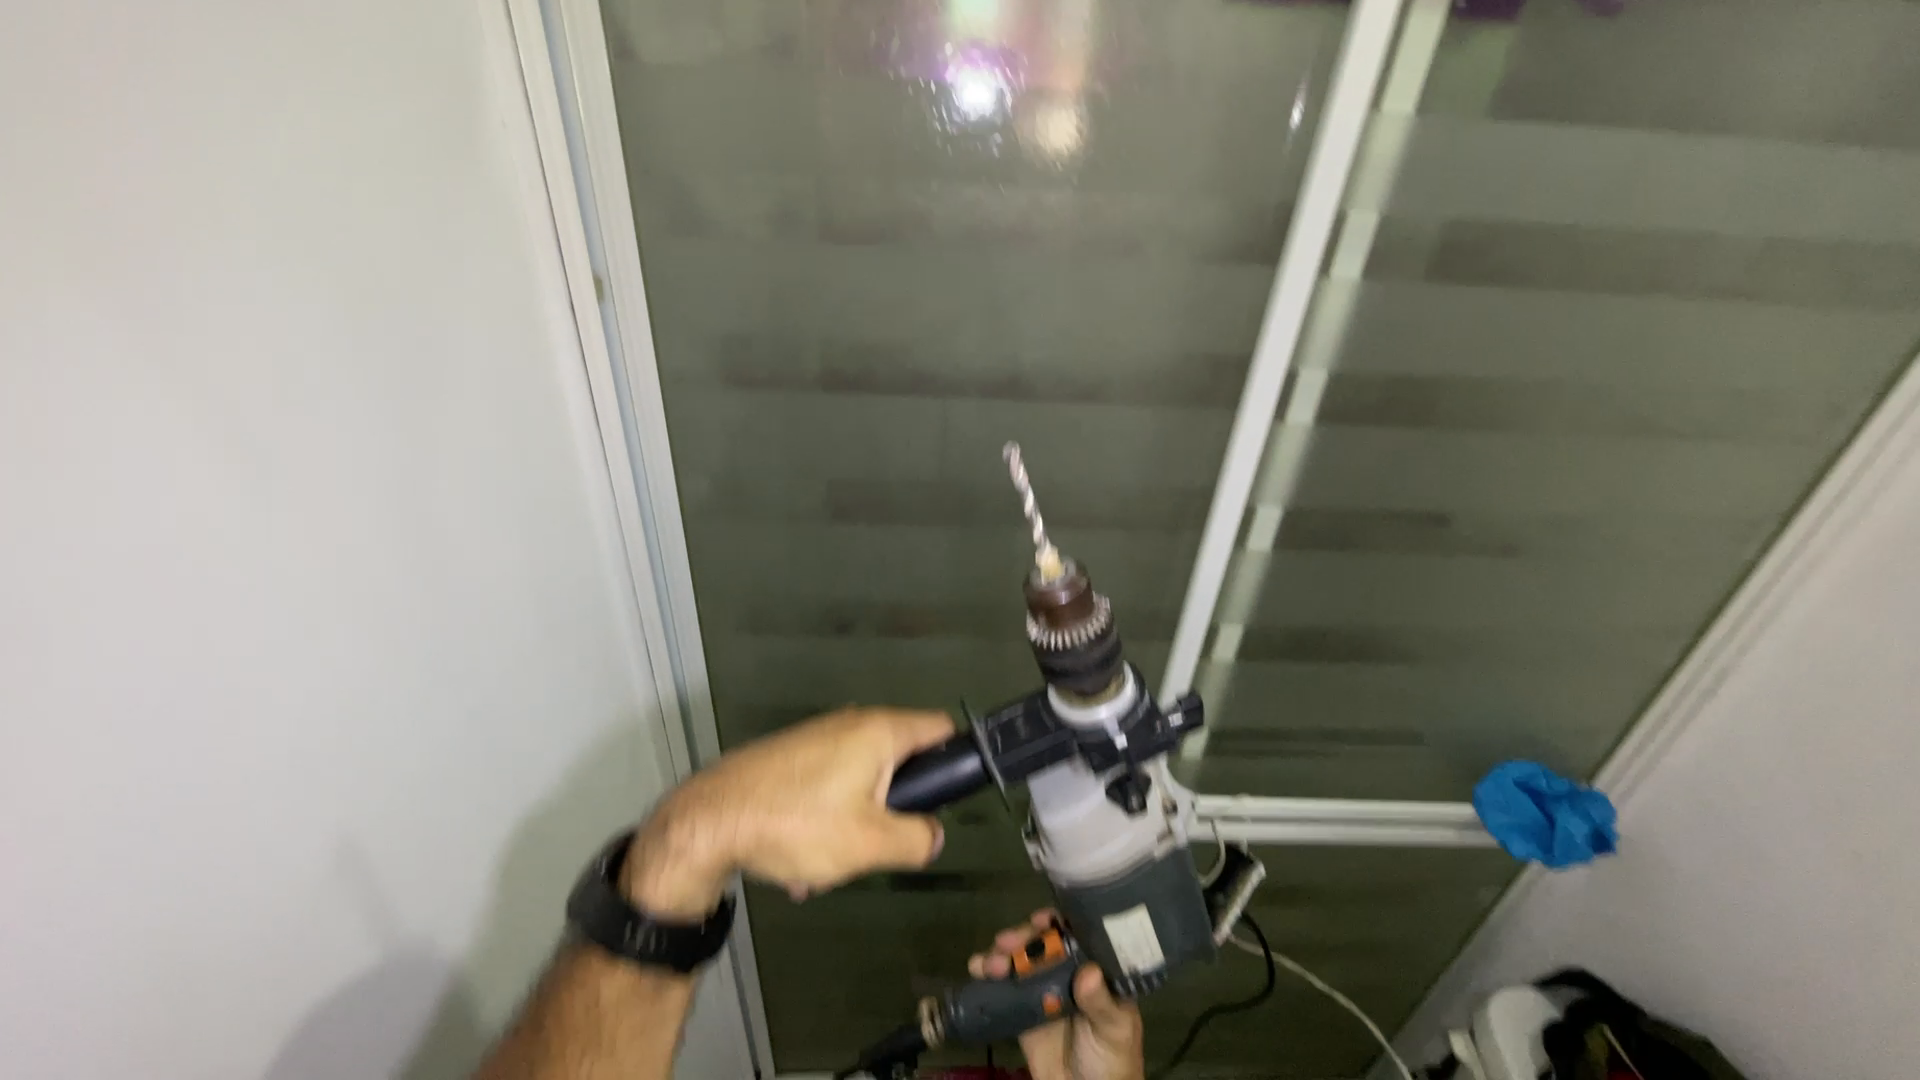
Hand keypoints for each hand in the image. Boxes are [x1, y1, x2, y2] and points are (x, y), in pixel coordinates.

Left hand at [622, 706, 953, 917]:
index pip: (940, 728)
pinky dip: (822, 821)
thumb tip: (932, 835)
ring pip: (858, 783)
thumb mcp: (871, 843)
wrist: (708, 821)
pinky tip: (798, 860)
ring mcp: (816, 739)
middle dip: (894, 807)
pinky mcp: (789, 758)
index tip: (947, 798)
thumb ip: (916, 839)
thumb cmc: (797, 823)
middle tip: (882, 843)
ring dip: (854, 825)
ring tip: (828, 864)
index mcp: (879, 732)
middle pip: (898, 762)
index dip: (955, 759)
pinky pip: (825, 789)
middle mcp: (850, 724)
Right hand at [968, 911, 1144, 1079]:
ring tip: (991, 963)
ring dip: (1001, 953)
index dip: (1056, 921)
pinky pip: (1002, 985)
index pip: (1073, 933)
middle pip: (1040, 942)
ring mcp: (1040, 988)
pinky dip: (987, 973)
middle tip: (1007, 943)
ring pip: (1018, 958)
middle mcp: (1064, 971)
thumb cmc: (1112, 1057)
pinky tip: (978, 969)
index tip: (1041, 920)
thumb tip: (1089, 972)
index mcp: (1090, 968)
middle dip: (1022, 937)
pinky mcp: (1020, 1008)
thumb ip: (1101, 1003)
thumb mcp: (1115, 1029)